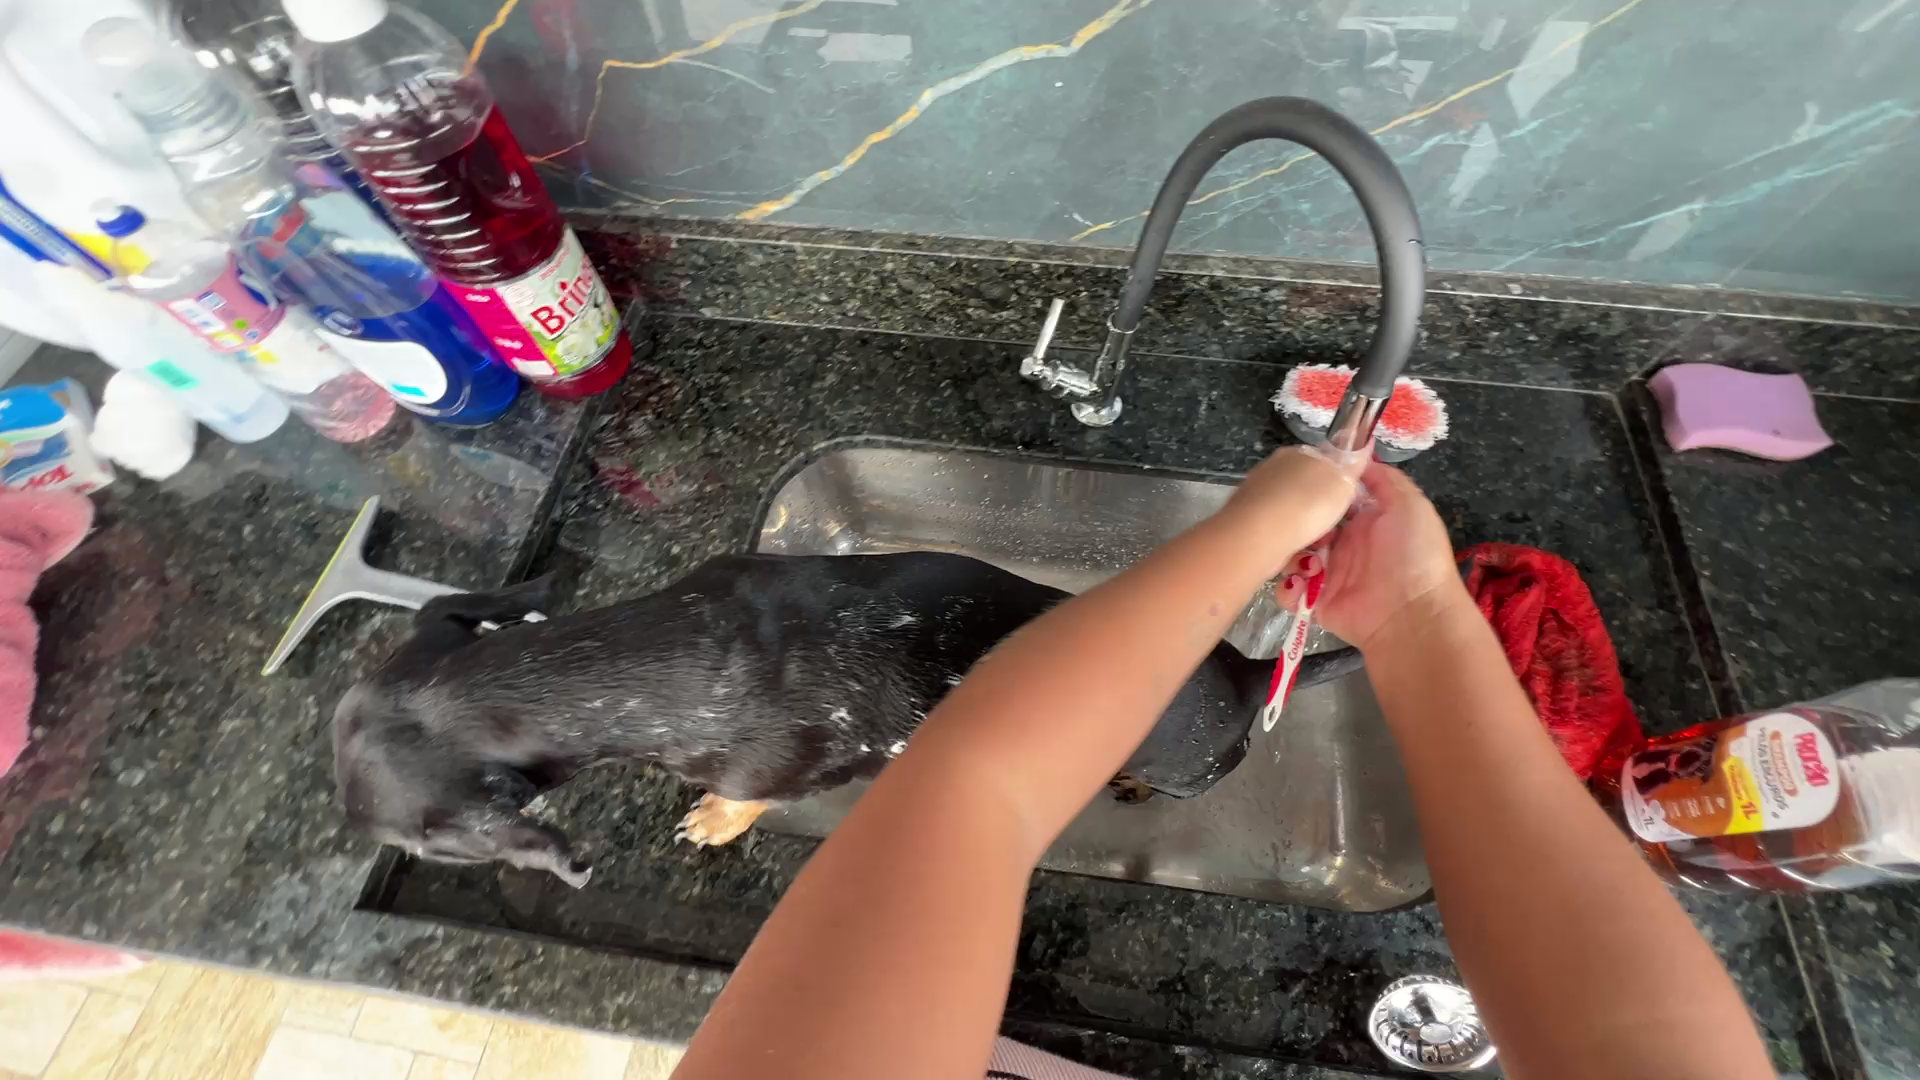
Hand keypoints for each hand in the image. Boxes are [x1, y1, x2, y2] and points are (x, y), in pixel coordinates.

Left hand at [1224, 444, 1365, 566]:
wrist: (1258, 535)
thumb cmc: (1306, 503)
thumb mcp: (1343, 477)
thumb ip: (1351, 461)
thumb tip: (1361, 441)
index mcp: (1293, 453)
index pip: (1320, 459)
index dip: (1337, 478)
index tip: (1347, 498)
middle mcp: (1270, 471)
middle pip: (1305, 488)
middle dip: (1320, 506)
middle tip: (1334, 524)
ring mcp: (1256, 496)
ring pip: (1291, 512)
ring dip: (1305, 526)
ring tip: (1317, 543)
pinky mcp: (1246, 522)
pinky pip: (1277, 531)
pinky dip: (1288, 540)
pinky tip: (1296, 551)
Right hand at [1304, 461, 1467, 652]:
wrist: (1410, 612)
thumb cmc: (1413, 554)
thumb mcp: (1409, 504)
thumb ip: (1382, 478)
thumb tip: (1355, 456)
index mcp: (1362, 521)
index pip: (1326, 502)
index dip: (1312, 496)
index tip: (1299, 490)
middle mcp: (1341, 546)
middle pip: (1301, 528)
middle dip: (1294, 527)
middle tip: (1299, 530)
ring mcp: (1326, 574)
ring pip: (1290, 557)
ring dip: (1290, 557)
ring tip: (1305, 562)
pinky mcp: (1313, 601)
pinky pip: (1288, 591)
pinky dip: (1288, 588)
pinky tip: (1301, 585)